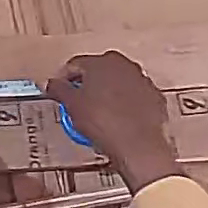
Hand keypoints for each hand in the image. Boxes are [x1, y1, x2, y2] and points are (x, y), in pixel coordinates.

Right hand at [43, 51, 183, 191]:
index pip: (74, 65)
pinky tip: (115, 119)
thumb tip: (52, 83)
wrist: (137, 144)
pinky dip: (123, 103)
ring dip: (105, 93)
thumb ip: (58, 89)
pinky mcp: (154, 97)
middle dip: (85, 84)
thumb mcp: (71, 104)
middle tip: (76, 101)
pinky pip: (133, 96)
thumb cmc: (102, 121)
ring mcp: (142, 80)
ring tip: (95, 113)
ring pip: (116, 82)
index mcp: (101, 62)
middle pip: (97, 71)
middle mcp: (124, 65)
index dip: (63, 79)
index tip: (59, 91)